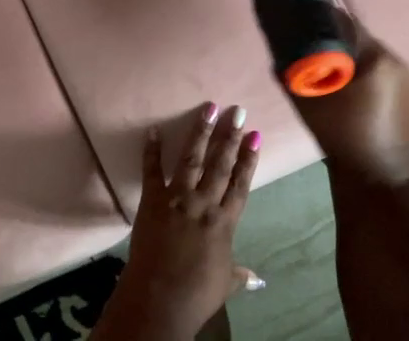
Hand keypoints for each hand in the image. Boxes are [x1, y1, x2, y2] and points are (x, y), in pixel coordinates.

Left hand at [93, 102, 262, 340]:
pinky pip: (151, 170)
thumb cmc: (197, 294)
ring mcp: (178, 198)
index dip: (249, 159)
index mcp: (224, 222)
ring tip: (209, 108)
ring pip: (192, 159)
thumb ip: (238, 274)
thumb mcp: (224, 283)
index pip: (240, 184)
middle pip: (220, 164)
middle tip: (237, 110)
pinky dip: (152, 150)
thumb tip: (257, 279)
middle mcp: (204, 203)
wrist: (161, 298)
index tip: (256, 135)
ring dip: (200, 132)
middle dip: (229, 136)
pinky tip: (154, 130)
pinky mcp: (153, 200)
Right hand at [289, 16, 408, 184]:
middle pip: (355, 38)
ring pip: (365, 56)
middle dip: (330, 43)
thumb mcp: (309, 103)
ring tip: (321, 75)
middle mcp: (395, 60)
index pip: (343, 21)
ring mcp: (404, 79)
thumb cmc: (347, 137)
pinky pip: (375, 72)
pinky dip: (357, 74)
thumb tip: (278, 55)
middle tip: (305, 55)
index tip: (297, 28)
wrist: (384, 182)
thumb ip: (291, 74)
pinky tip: (341, 92)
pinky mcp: (405, 96)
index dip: (317, 22)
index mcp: (377, 56)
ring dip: (344, 60)